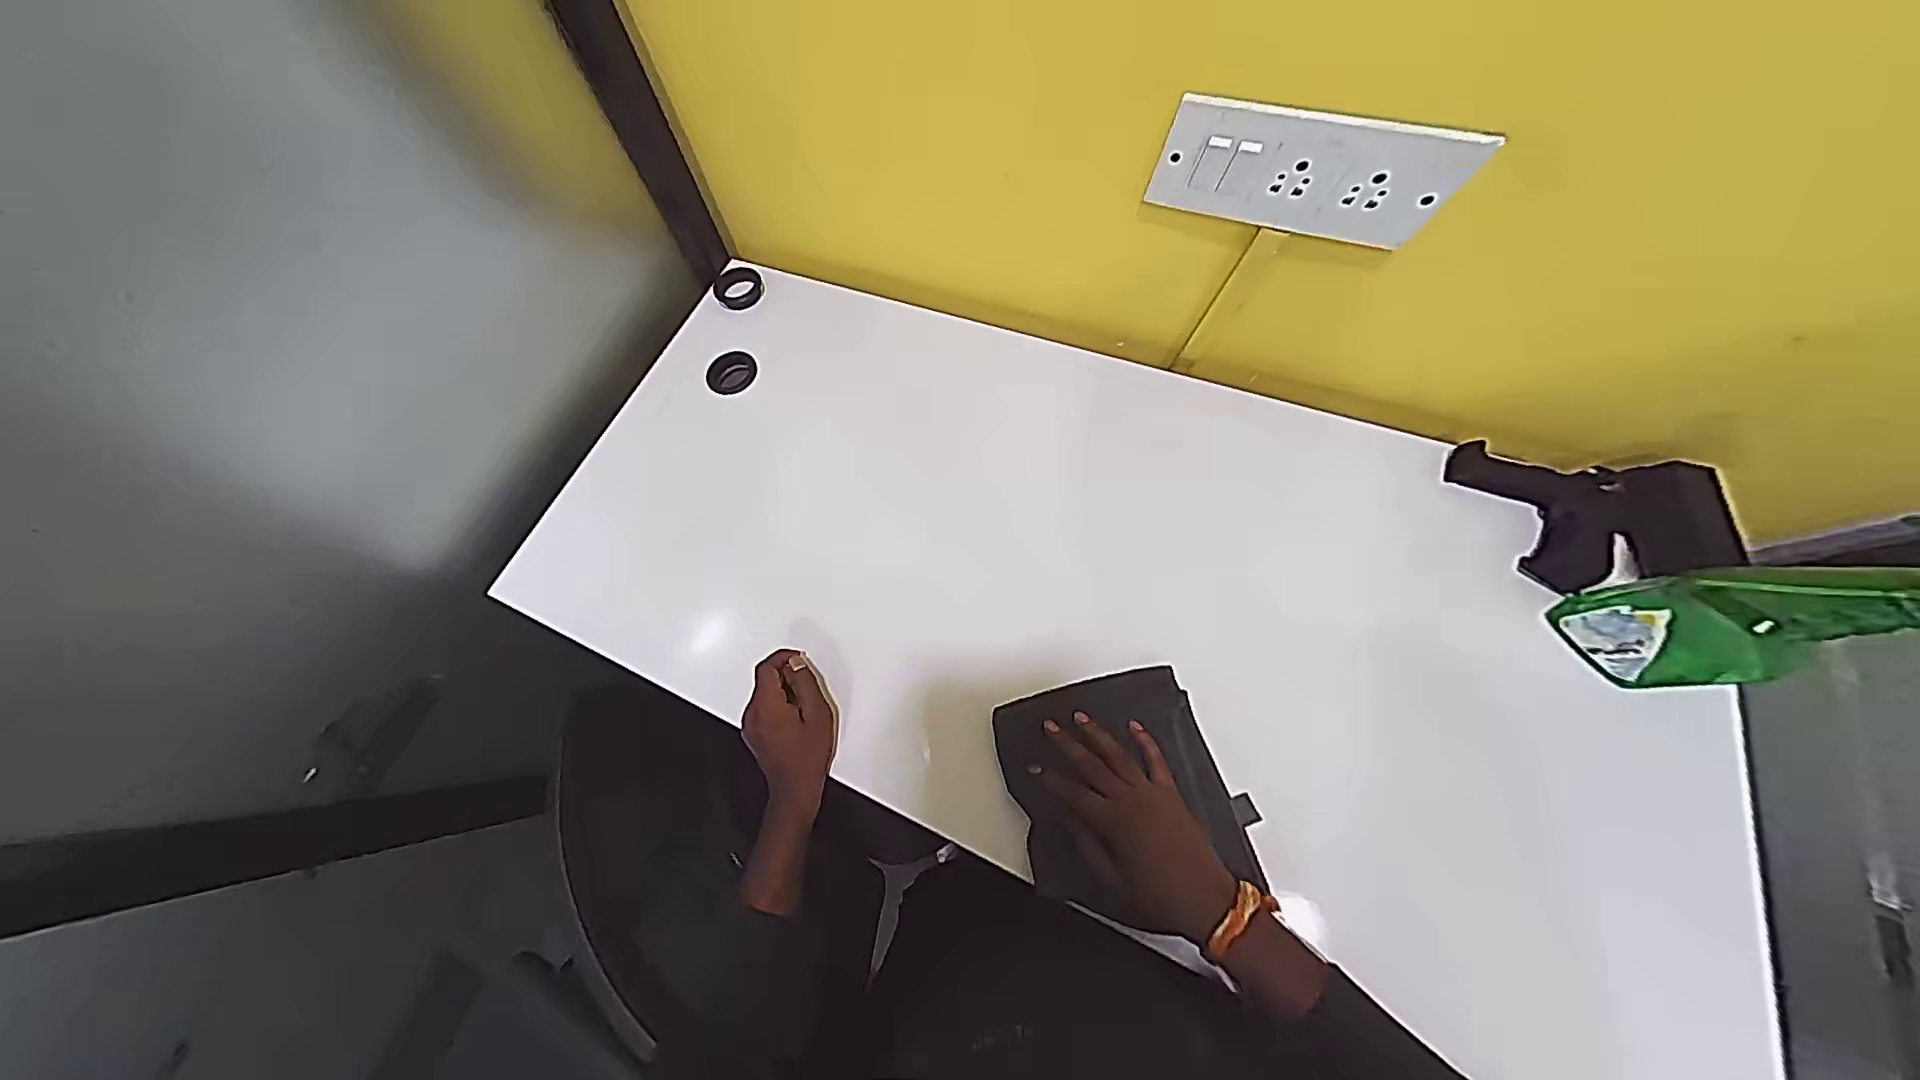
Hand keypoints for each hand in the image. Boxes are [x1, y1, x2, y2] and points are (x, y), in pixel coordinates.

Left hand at [742, 649, 835, 819]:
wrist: (795, 788)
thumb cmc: (808, 758)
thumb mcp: (818, 714)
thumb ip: (806, 683)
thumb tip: (796, 664)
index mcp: (767, 707)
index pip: (766, 668)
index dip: (783, 657)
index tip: (797, 658)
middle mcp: (753, 714)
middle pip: (764, 680)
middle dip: (786, 675)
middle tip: (807, 684)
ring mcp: (750, 725)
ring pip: (764, 693)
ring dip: (783, 690)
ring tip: (805, 706)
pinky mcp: (753, 732)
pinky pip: (763, 707)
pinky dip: (778, 703)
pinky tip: (796, 717)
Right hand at [1033, 712, 1237, 943]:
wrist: (1207, 902)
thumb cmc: (1161, 897)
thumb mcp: (1112, 881)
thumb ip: (1088, 847)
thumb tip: (1070, 823)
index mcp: (1112, 822)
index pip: (1072, 793)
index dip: (1050, 780)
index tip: (1036, 769)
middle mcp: (1131, 800)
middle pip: (1091, 764)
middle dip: (1067, 743)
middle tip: (1051, 728)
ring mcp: (1152, 793)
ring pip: (1118, 755)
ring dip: (1098, 734)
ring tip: (1082, 718)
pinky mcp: (1171, 794)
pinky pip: (1156, 760)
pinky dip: (1145, 741)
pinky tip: (1135, 727)